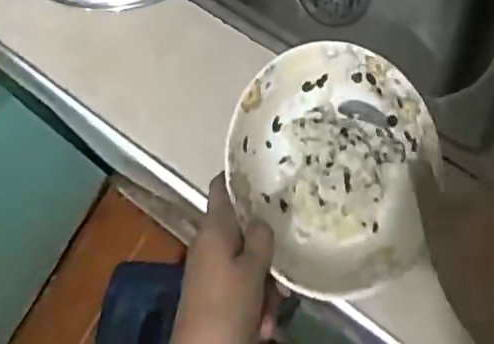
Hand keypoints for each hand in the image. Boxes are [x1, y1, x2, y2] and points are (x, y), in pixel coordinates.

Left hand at [173, 174, 283, 343]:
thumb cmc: (225, 306)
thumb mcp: (252, 269)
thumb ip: (261, 237)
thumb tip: (262, 218)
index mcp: (214, 227)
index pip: (222, 185)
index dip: (240, 174)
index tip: (266, 168)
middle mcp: (210, 243)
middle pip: (244, 228)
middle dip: (267, 247)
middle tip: (283, 264)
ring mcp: (210, 270)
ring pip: (248, 260)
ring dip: (266, 282)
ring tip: (275, 307)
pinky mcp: (214, 296)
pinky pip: (242, 286)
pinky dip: (256, 301)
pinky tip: (264, 324)